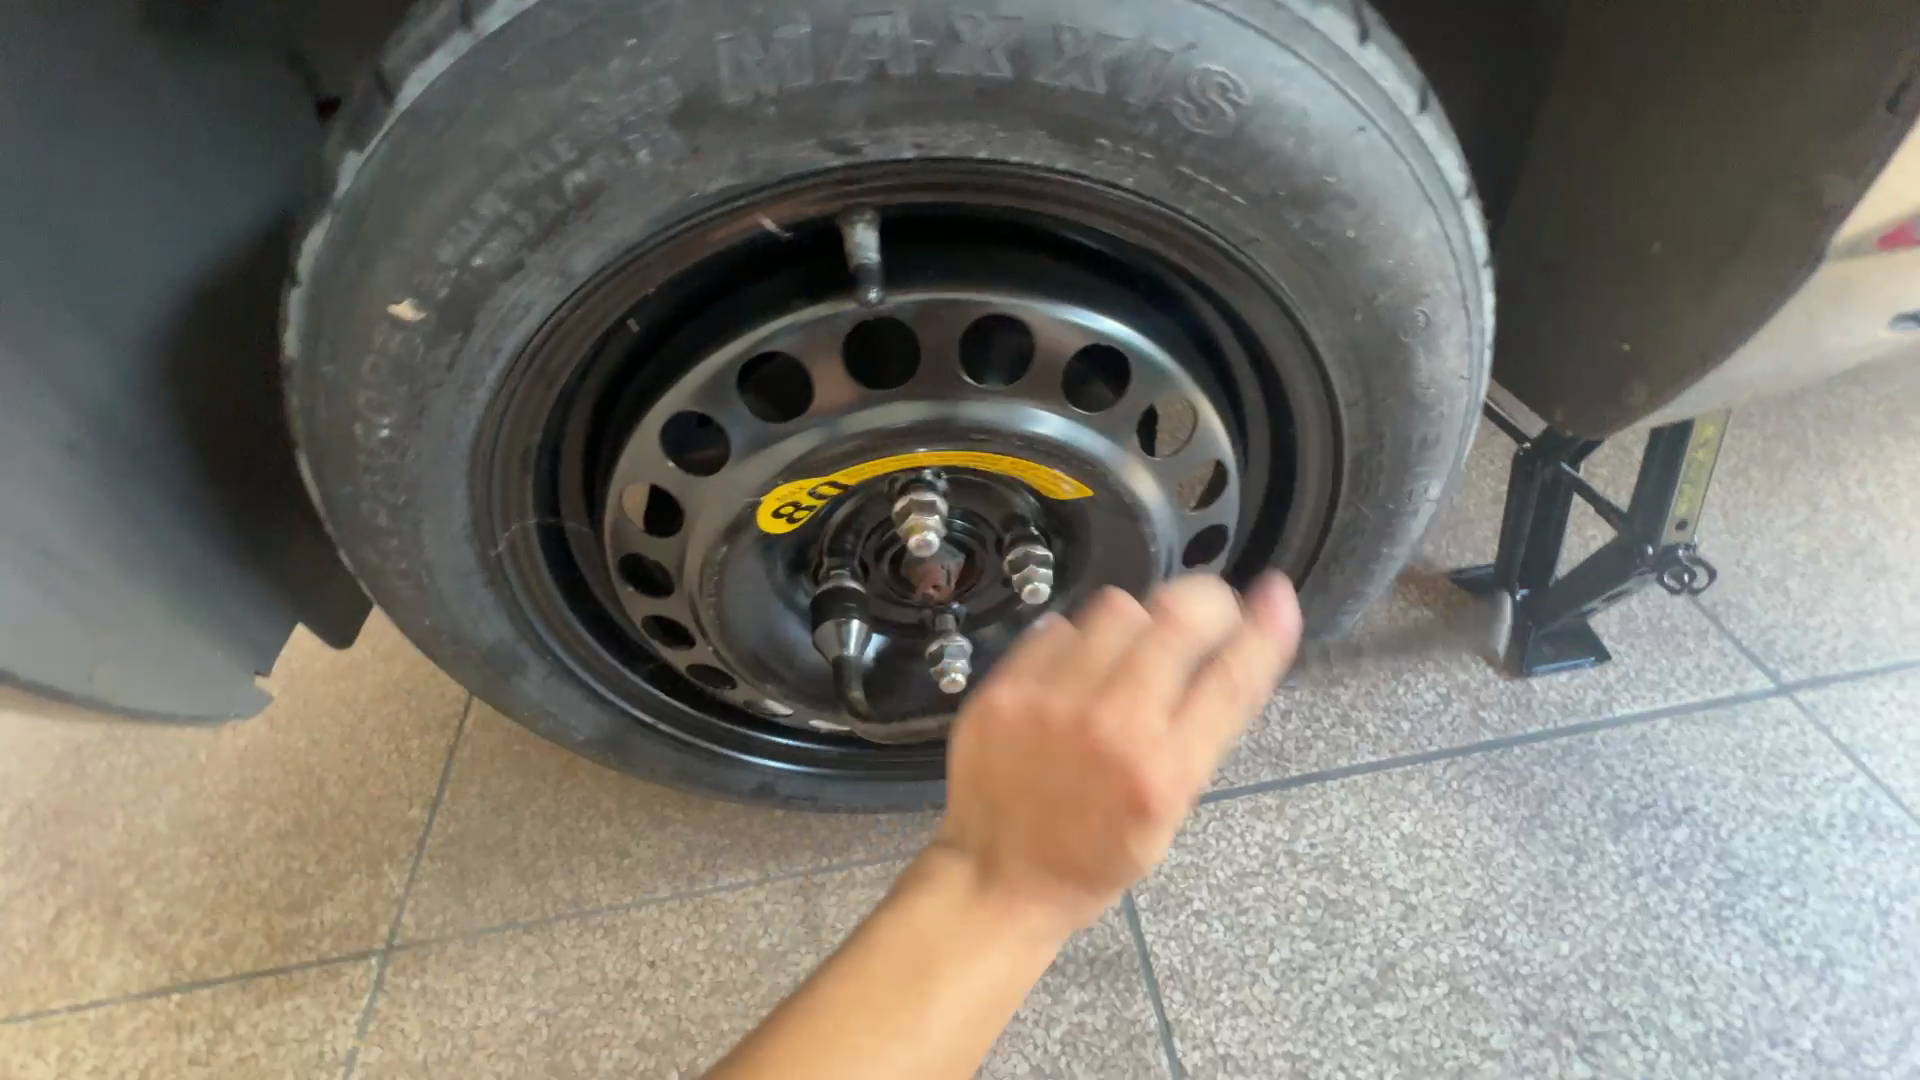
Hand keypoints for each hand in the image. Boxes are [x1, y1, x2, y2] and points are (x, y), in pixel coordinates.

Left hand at [928, 573, 1302, 933]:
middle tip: (1205, 605)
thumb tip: (1220, 654)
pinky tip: (1075, 664)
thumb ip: (1193, 737)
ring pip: (1115, 609)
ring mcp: (1049, 701)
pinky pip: (1056, 627)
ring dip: (1137, 619)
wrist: (998, 875)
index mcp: (1163, 773)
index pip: (1232, 680)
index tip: (1275, 594)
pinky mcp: (1004, 689)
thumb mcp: (1167, 815)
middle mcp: (1111, 726)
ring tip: (1130, 646)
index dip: (1263, 629)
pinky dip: (1077, 637)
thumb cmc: (1093, 857)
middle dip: (1204, 600)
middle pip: (1175, 620)